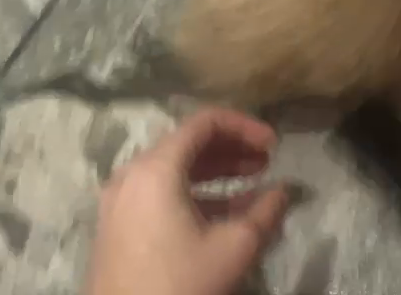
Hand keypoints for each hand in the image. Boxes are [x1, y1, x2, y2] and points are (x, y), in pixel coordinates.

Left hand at [85, 107, 290, 294]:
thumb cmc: (178, 288)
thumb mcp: (234, 248)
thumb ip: (266, 210)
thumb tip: (284, 190)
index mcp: (156, 168)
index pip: (206, 121)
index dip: (246, 126)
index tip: (274, 146)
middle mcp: (131, 175)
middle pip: (189, 142)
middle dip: (233, 149)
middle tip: (267, 164)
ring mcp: (118, 203)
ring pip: (174, 168)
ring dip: (216, 171)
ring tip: (252, 187)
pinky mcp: (116, 229)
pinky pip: (159, 193)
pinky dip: (194, 193)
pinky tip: (223, 215)